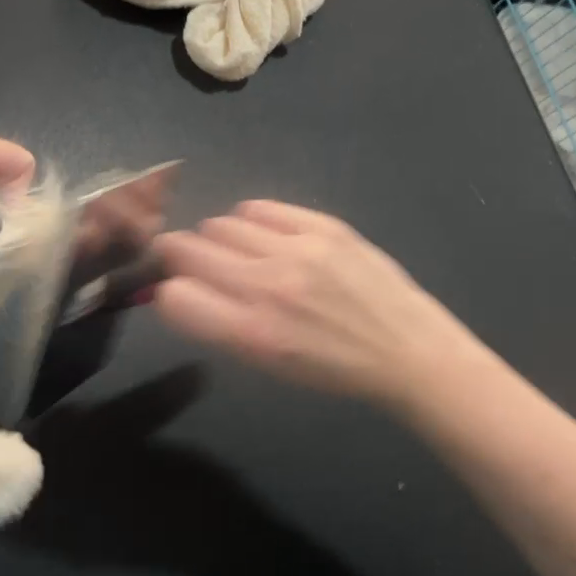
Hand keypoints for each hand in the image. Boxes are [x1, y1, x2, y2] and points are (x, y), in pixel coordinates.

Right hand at [151, 200, 490, 405]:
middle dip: (177, 257)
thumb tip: (167, 288)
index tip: (173, 291)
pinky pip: (256, 207)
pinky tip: (261, 236)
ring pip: (217, 224)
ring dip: (214, 239)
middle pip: (185, 249)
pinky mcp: (323, 226)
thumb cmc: (330, 368)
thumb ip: (213, 322)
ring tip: (237, 255)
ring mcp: (297, 251)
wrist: (411, 355)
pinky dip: (247, 220)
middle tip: (192, 267)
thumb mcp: (265, 362)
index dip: (164, 291)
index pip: (172, 294)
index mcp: (251, 334)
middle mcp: (268, 287)